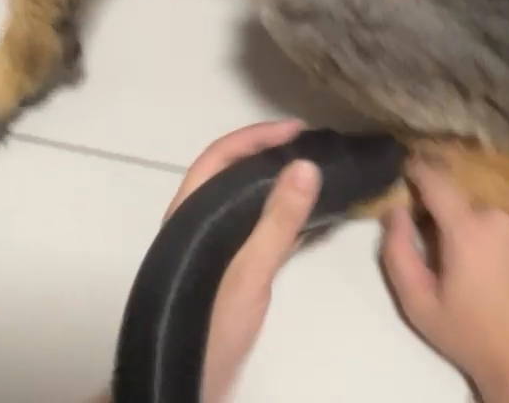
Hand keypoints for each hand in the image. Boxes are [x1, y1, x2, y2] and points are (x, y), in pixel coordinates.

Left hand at [164, 120, 320, 402]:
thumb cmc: (210, 326)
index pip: (220, 156)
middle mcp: (201, 223)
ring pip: (249, 201)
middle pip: (235, 174)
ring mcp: (218, 247)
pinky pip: (262, 229)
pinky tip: (315, 220)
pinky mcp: (233, 271)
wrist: (190, 386)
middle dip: (272, 154)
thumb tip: (305, 165)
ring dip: (281, 184)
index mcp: (191, 214)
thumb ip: (276, 221)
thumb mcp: (248, 272)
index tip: (297, 130)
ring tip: (318, 173)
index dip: (256, 137)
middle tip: (312, 146)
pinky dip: (288, 218)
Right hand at [379, 162, 508, 402]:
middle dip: (446, 205)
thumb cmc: (468, 335)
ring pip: (489, 207)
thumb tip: (396, 210)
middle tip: (437, 235)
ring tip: (472, 256)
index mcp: (466, 228)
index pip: (436, 179)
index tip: (407, 168)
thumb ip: (397, 251)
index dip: (418, 170)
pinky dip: (500, 232)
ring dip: (475, 219)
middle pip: (462, 195)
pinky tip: (499, 264)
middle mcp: (499, 216)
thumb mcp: (418, 303)